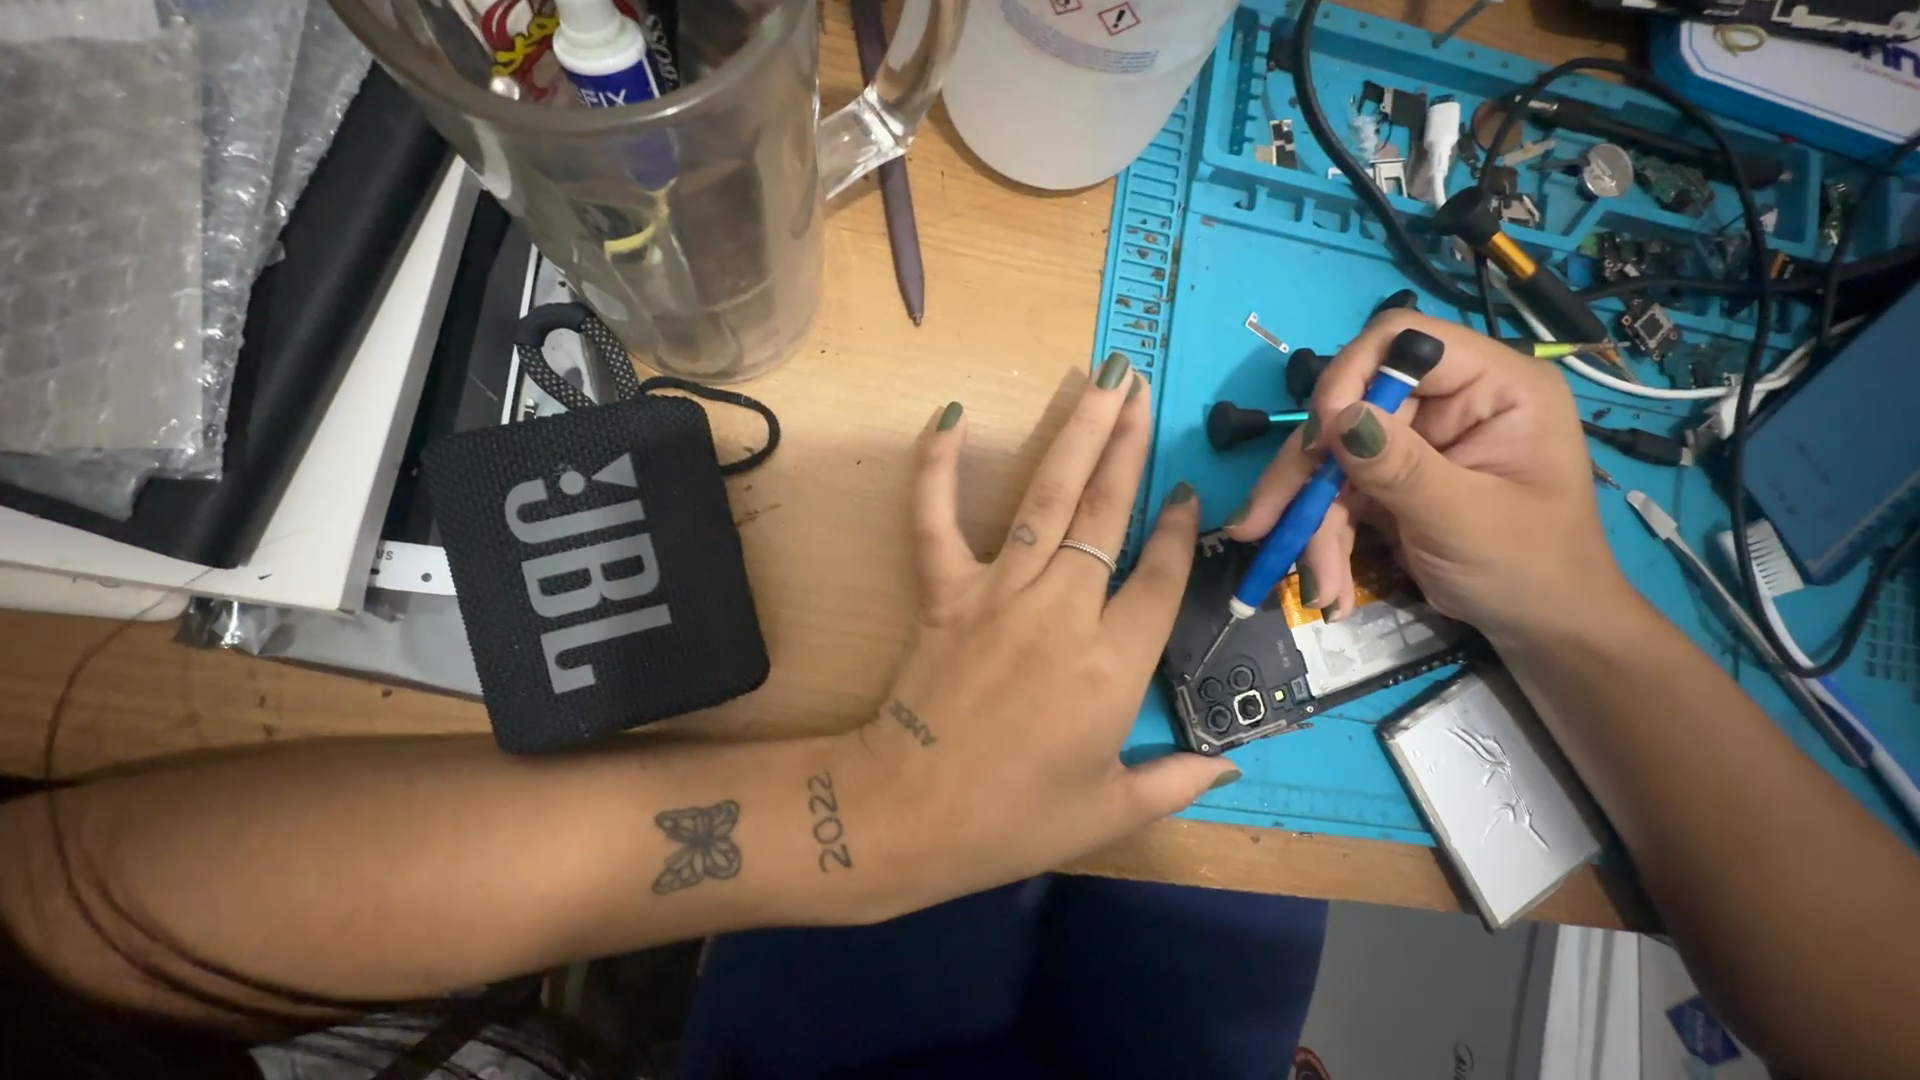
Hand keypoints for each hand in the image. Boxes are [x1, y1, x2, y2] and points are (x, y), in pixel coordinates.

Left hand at [842, 354, 1237, 917]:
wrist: (909, 815)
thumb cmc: (1013, 819)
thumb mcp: (1109, 812)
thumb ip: (1177, 781)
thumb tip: (1231, 768)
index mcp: (1115, 666)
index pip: (1161, 577)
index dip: (1178, 529)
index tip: (1187, 490)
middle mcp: (1063, 613)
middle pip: (1106, 514)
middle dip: (1130, 445)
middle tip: (1144, 389)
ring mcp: (998, 594)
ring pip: (1046, 500)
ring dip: (1075, 435)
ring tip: (1100, 381)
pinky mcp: (943, 592)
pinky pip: (936, 520)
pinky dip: (938, 469)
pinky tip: (949, 416)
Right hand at [1222, 311, 1630, 644]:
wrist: (1541, 626)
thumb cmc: (1530, 568)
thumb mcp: (1464, 519)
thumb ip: (1400, 467)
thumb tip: (1337, 419)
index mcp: (1492, 386)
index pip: (1403, 342)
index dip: (1349, 379)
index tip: (1318, 441)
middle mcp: (1446, 402)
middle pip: (1347, 409)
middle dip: (1306, 475)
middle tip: (1261, 525)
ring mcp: (1413, 441)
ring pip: (1330, 459)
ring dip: (1310, 522)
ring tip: (1317, 587)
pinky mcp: (1387, 477)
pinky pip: (1334, 495)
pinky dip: (1323, 540)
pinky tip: (1329, 588)